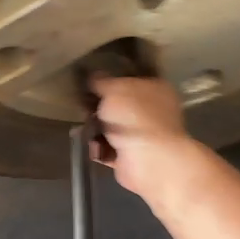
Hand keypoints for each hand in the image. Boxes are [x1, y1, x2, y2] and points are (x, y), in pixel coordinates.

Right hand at [90, 74, 192, 197]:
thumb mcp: (114, 89)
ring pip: (112, 128)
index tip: (91, 82)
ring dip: (96, 129)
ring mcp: (143, 136)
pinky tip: (92, 145)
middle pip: (120, 104)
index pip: (131, 78)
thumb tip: (93, 77)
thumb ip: (101, 82)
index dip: (111, 79)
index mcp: (155, 88)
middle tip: (84, 106)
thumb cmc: (134, 117)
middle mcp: (152, 111)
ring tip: (85, 127)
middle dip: (100, 107)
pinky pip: (109, 149)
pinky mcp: (131, 157)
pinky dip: (99, 148)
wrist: (148, 161)